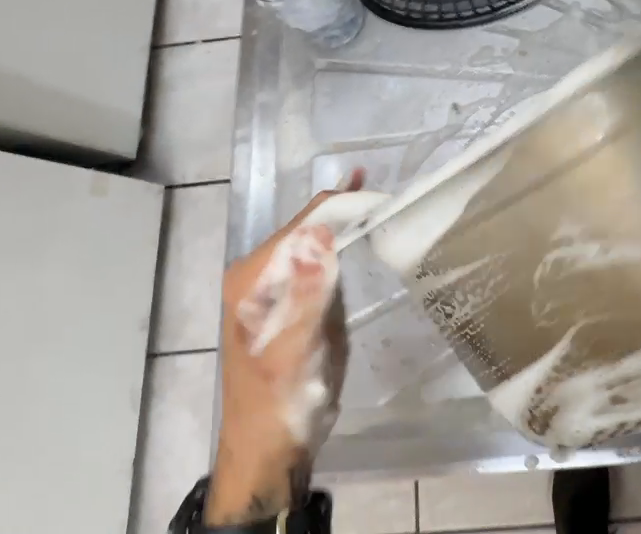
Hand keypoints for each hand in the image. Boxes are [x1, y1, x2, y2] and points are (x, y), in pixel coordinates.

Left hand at [207, 170, 370, 523]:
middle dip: (344, 206)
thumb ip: (307, 291)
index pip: (304, 225)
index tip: (382, 197)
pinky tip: (360, 228)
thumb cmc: (280, 401)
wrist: (271, 449)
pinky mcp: (295, 301)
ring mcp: (277, 286)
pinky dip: (341, 241)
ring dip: (344, 219)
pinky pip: (318, 260)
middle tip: (386, 191)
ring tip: (377, 196)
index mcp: (253, 277)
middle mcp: (260, 273)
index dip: (342, 207)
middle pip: (308, 227)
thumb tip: (322, 233)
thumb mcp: (294, 349)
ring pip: (314, 240)